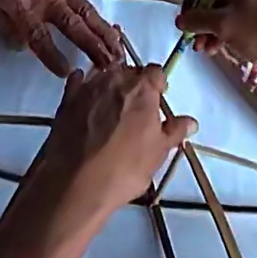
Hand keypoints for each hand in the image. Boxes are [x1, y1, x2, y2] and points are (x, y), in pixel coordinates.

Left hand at [0, 0, 122, 75]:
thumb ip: (6, 23)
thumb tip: (22, 46)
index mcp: (23, 6)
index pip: (39, 37)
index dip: (52, 56)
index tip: (66, 72)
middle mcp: (47, 0)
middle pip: (73, 28)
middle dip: (92, 47)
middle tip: (108, 64)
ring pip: (88, 17)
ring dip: (104, 36)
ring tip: (119, 51)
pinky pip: (89, 7)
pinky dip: (102, 22)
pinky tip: (113, 32)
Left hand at [31, 64, 195, 219]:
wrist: (75, 186)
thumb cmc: (123, 168)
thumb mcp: (159, 152)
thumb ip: (175, 131)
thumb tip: (190, 122)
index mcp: (143, 89)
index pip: (156, 72)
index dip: (158, 84)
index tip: (158, 97)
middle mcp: (116, 80)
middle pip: (130, 71)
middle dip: (135, 84)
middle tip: (136, 107)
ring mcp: (89, 89)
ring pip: (104, 76)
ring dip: (111, 85)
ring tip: (112, 107)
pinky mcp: (66, 102)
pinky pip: (77, 83)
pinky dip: (83, 86)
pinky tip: (87, 99)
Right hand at [174, 0, 256, 76]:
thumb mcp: (222, 25)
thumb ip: (197, 19)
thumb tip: (180, 20)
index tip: (185, 16)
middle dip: (201, 17)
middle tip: (192, 37)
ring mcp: (256, 0)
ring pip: (223, 10)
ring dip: (209, 28)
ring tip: (203, 49)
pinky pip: (235, 19)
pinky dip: (223, 32)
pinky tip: (215, 49)